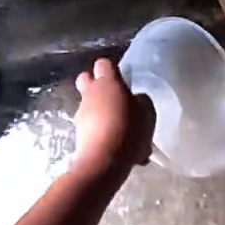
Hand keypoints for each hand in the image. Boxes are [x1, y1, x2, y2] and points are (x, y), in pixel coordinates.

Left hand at [70, 58, 153, 179]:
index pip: (104, 63)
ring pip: (88, 105)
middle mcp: (90, 94)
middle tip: (113, 98)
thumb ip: (140, 101)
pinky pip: (91, 127)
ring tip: (120, 132)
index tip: (122, 80)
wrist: (104, 161)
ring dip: (100, 113)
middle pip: (85, 78)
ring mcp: (81, 113)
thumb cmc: (129, 130)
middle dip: (96, 85)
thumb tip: (135, 100)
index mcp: (108, 83)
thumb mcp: (147, 113)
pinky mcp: (77, 133)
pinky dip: (101, 133)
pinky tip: (117, 148)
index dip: (112, 70)